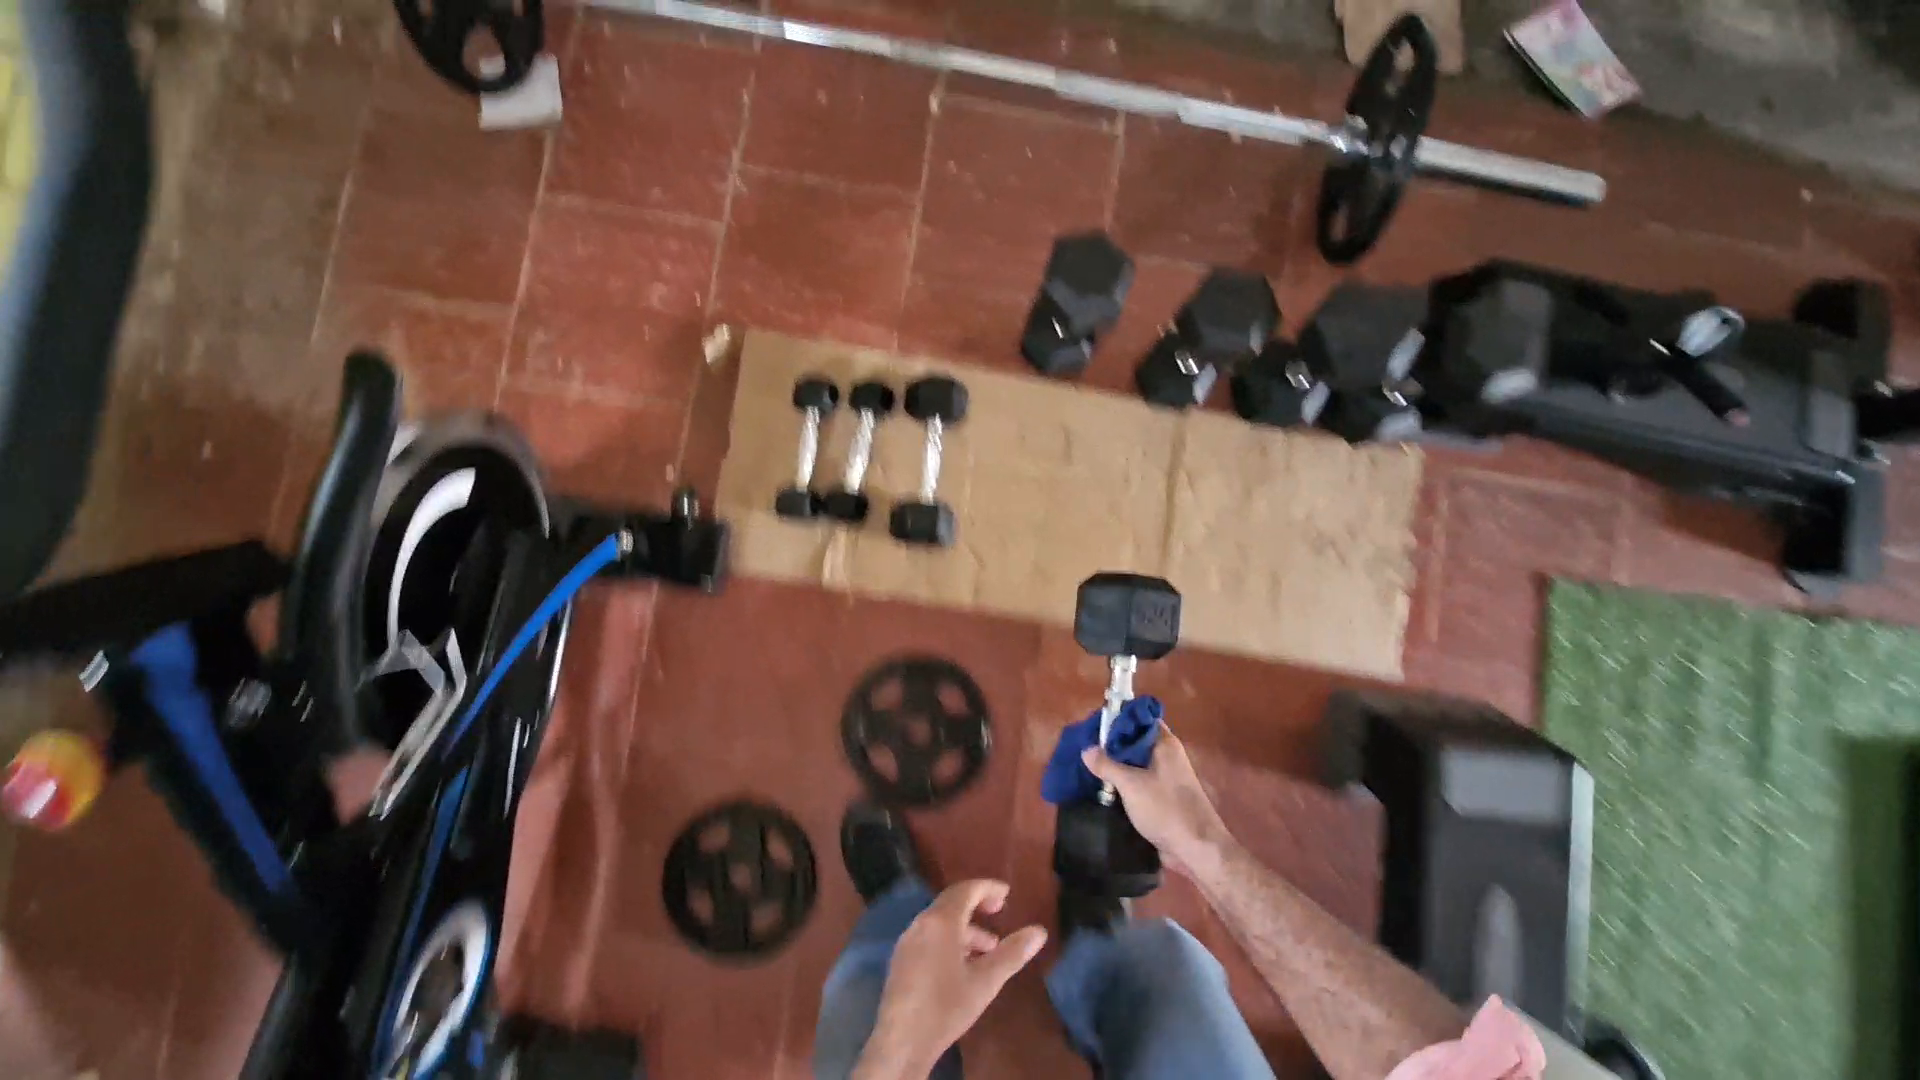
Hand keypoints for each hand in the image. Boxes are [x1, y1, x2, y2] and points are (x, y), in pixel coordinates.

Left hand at [854, 880, 1047, 1079]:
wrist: (901, 1041)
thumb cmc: (946, 1006)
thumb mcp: (986, 981)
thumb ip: (1012, 953)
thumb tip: (1039, 931)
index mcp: (941, 921)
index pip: (965, 890)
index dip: (987, 888)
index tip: (1006, 893)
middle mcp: (921, 923)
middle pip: (951, 902)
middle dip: (977, 905)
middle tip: (999, 912)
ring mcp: (907, 941)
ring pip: (940, 922)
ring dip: (965, 927)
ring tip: (988, 948)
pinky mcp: (901, 959)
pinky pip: (929, 936)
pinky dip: (950, 939)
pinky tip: (963, 964)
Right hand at [1081, 733, 1231, 877]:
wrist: (1196, 849)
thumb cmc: (1166, 809)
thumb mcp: (1131, 785)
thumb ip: (1107, 765)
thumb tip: (1086, 749)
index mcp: (1165, 744)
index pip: (1140, 719)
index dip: (1118, 719)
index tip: (1094, 725)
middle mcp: (1166, 756)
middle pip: (1135, 741)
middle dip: (1111, 744)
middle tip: (1084, 747)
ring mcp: (1165, 778)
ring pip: (1135, 763)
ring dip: (1115, 765)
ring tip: (1087, 767)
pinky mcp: (1161, 797)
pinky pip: (1137, 782)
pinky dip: (1122, 783)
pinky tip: (1102, 788)